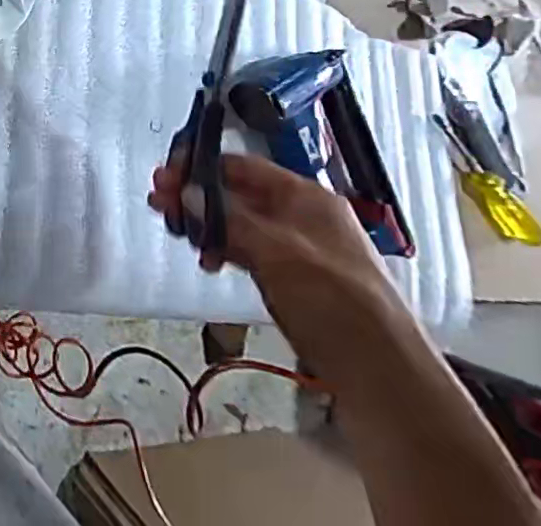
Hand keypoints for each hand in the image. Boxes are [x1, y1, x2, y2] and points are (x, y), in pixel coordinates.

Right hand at [149, 151, 403, 347]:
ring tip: (174, 229)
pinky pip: (248, 251)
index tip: (165, 174)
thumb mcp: (279, 253)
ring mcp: (293, 248)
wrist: (383, 374)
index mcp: (304, 196)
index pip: (242, 166)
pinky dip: (224, 250)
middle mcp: (297, 215)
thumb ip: (230, 219)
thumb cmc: (335, 300)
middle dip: (196, 194)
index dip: (202, 166)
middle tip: (157, 201)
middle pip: (237, 193)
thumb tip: (185, 191)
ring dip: (205, 223)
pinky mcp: (289, 278)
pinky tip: (207, 260)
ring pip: (238, 223)